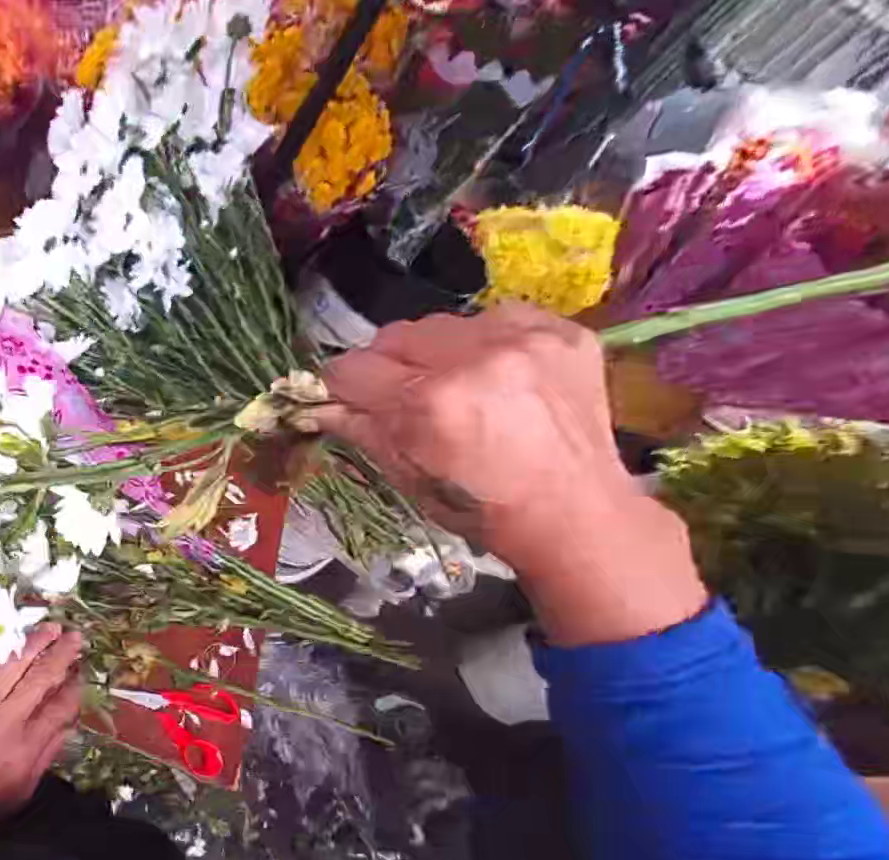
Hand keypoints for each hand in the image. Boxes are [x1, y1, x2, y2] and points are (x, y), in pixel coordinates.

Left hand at [0, 624, 83, 859]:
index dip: (74, 689)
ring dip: (33, 644)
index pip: (59, 708)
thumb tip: (67, 722)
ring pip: (11, 667)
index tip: (82, 674)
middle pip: (40, 679)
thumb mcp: (26, 785)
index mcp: (27, 744)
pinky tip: (2, 640)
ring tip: (50, 628)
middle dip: (61, 655)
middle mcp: (6, 719)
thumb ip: (49, 750)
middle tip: (76, 636)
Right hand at [309, 303, 705, 644]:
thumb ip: (362, 431)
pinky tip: (498, 378)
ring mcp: (523, 338)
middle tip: (404, 398)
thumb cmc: (480, 509)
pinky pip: (496, 318)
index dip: (341, 387)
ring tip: (458, 389)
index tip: (348, 400)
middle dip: (388, 367)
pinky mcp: (561, 330)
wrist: (572, 512)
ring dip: (436, 353)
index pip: (351, 369)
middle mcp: (473, 359)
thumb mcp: (408, 478)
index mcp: (429, 405)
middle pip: (393, 335)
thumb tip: (316, 407)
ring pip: (442, 323)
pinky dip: (485, 344)